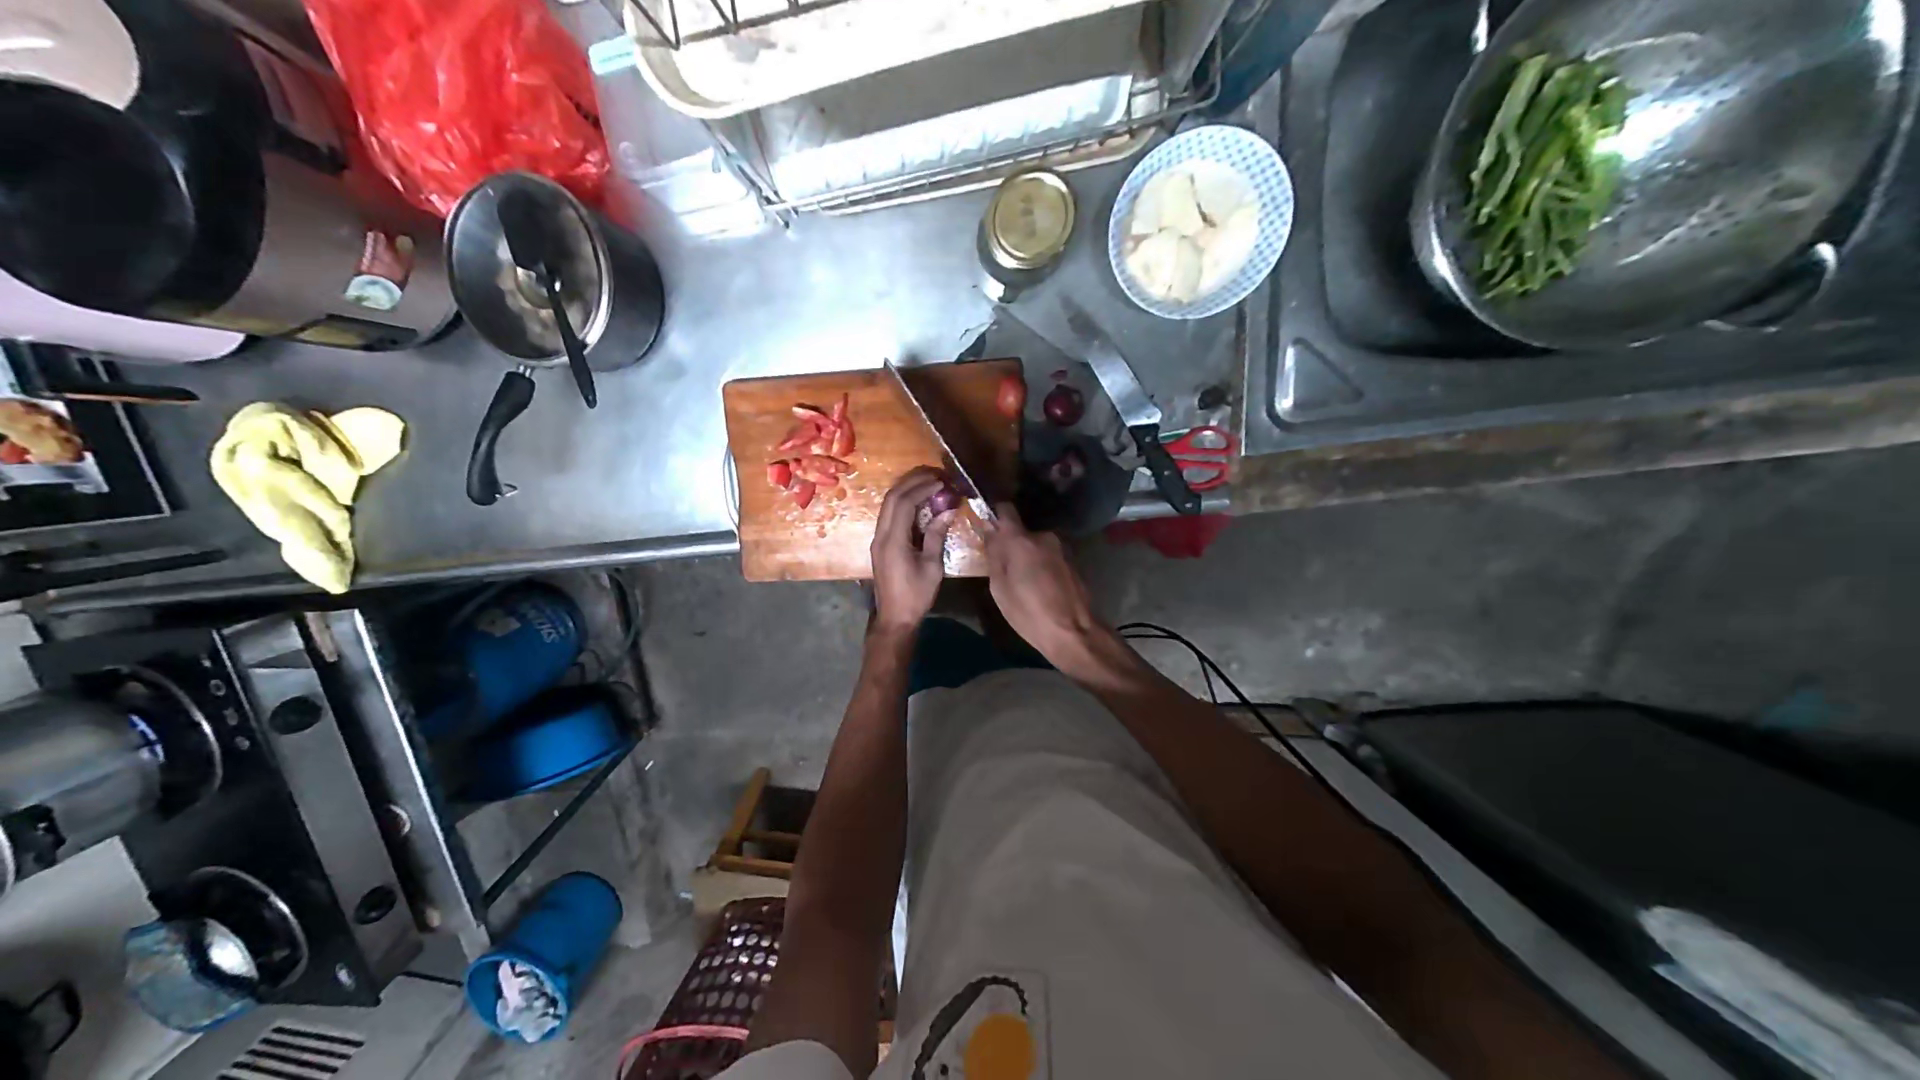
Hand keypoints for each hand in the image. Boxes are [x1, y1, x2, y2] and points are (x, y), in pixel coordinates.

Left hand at [869, 467, 954, 634]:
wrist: (894, 617)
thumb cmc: (916, 595)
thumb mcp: (932, 567)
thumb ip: (936, 535)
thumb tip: (947, 511)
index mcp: (893, 541)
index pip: (904, 503)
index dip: (922, 488)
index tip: (941, 481)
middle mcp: (881, 535)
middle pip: (892, 498)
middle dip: (912, 482)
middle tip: (935, 475)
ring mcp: (878, 539)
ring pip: (888, 505)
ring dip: (907, 490)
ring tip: (928, 483)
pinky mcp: (881, 544)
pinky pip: (889, 515)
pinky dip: (904, 503)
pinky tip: (920, 502)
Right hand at [980, 503, 1102, 663]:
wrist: (1073, 632)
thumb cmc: (1029, 613)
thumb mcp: (1000, 588)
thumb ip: (994, 554)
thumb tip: (989, 531)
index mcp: (1021, 540)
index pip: (1005, 509)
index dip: (994, 515)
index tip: (987, 528)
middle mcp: (1044, 536)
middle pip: (1022, 531)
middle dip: (1012, 544)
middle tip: (1003, 566)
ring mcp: (1062, 548)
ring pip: (1037, 545)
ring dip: (1029, 556)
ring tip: (1023, 581)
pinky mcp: (1073, 561)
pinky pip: (1049, 555)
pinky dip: (1042, 564)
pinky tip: (1040, 586)